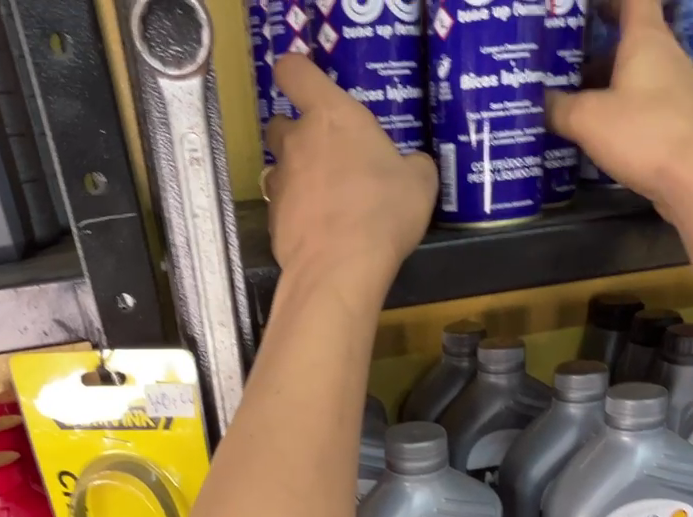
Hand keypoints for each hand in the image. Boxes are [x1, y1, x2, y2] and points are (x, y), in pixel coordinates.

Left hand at [264, 56, 436, 289]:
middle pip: (280, 123)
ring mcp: (281, 182)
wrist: (341, 268)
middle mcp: (297, 142)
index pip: (294, 72)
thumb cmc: (383, 212)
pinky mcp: (272, 220)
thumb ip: (411, 165)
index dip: (297, 74)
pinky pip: (283, 209)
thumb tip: (410, 167)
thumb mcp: (419, 183)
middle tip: (326, 156)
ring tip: (324, 202)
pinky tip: (319, 234)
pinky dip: (296, 216)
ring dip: (295, 178)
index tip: (307, 86)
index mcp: (331, 115)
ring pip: (279, 169)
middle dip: (297, 135)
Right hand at [548, 0, 692, 222]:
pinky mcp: (676, 122)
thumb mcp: (589, 120)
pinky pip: (638, 105)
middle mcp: (663, 56)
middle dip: (593, 46)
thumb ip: (559, 108)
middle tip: (557, 58)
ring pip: (631, 75)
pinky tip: (592, 131)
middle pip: (627, 39)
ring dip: (601, 83)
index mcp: (645, 39)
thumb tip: (539, 101)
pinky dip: (614, 110)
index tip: (581, 7)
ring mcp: (673, 90)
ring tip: (564, 98)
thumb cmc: (645, 133)